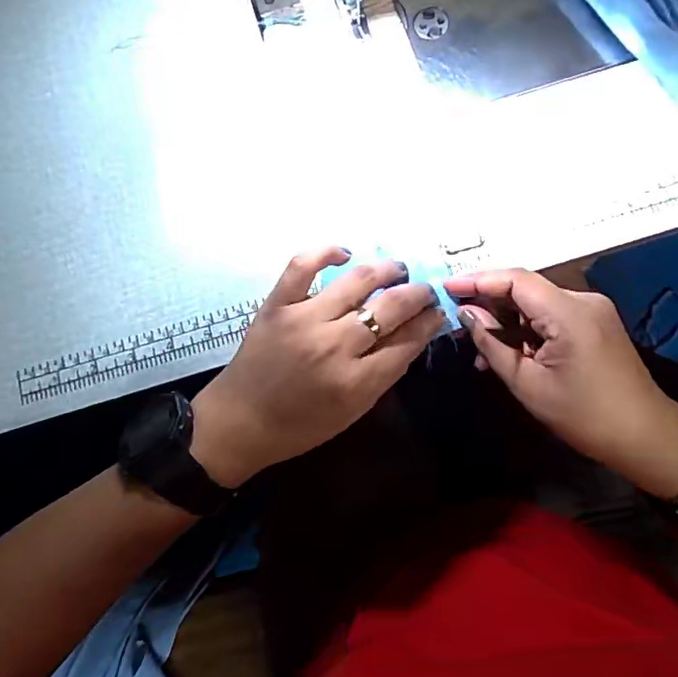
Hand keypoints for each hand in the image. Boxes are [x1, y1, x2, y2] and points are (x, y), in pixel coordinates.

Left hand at [190, 247, 443, 487]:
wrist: (239, 423)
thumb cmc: (301, 425)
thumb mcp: (354, 410)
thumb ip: (385, 373)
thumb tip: (415, 334)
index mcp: (357, 381)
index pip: (409, 340)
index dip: (430, 321)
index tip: (438, 311)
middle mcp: (335, 346)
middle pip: (391, 307)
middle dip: (418, 294)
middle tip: (425, 289)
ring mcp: (304, 320)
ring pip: (358, 280)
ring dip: (387, 270)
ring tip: (397, 269)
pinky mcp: (277, 305)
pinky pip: (303, 265)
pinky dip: (326, 251)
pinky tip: (345, 254)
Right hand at [444, 268, 677, 498]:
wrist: (644, 435)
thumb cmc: (585, 416)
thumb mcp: (529, 385)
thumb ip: (494, 344)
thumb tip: (468, 315)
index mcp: (569, 312)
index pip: (516, 279)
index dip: (478, 280)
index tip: (447, 289)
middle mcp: (583, 301)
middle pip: (527, 289)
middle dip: (491, 303)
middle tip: (459, 323)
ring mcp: (593, 310)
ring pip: (538, 304)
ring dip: (509, 321)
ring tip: (482, 351)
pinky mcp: (596, 323)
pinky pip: (554, 316)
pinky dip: (529, 330)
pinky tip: (511, 353)